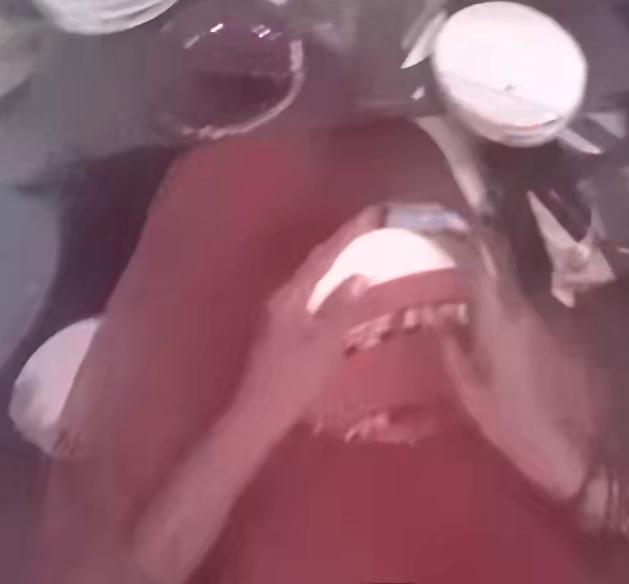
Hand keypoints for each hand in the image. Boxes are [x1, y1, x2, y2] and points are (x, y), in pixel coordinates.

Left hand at [234, 208, 377, 433]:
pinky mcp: (282, 327)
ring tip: (358, 252)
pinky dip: (328, 284)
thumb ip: (342, 308)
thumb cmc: (294, 379)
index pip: (323, 256)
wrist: (258, 414)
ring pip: (312, 277)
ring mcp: (280, 311)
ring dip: (334, 262)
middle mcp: (283, 296)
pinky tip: (339, 292)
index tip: (370, 215)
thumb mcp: (324, 344)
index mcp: (292, 295)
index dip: (347, 234)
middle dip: (341, 243)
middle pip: (315, 262)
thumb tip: (359, 274)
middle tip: (367, 229)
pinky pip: (310, 293)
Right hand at [441, 237, 597, 501]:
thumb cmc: (514, 426)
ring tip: (490, 310)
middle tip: (464, 275)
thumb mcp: (471, 392)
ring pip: (523, 292)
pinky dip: (528, 314)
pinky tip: (521, 336)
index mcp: (500, 316)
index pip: (481, 265)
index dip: (467, 245)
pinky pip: (542, 312)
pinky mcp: (574, 334)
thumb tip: (428, 308)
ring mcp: (557, 318)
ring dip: (506, 294)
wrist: (578, 458)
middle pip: (502, 274)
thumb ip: (449, 344)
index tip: (451, 234)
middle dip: (483, 268)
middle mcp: (530, 307)